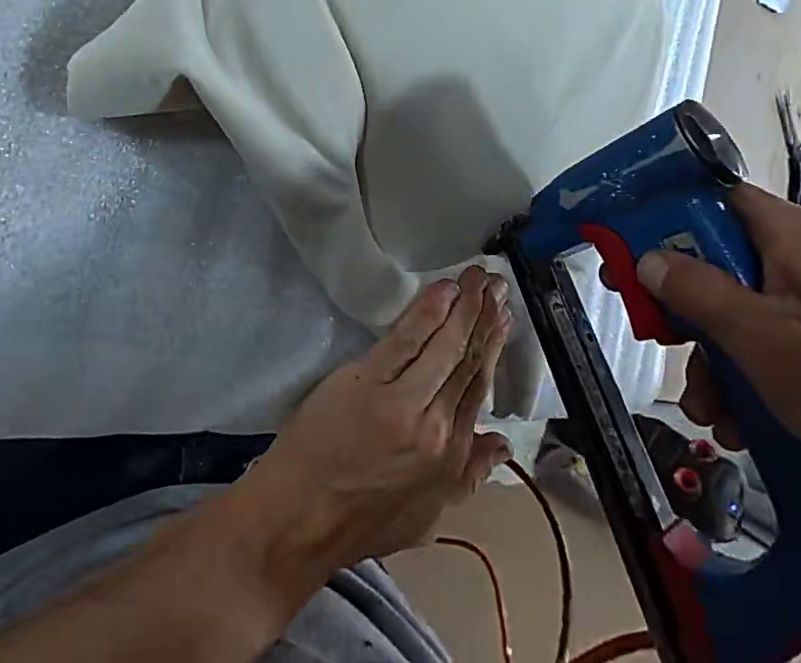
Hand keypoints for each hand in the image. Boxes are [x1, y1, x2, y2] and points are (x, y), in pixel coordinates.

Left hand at [234, 266, 513, 571]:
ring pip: (444, 345)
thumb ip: (469, 475)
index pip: (479, 385)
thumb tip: (502, 442)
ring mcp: (401, 400)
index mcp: (451, 452)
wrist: (297, 523)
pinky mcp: (365, 382)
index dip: (494, 346)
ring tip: (478, 277)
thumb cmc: (359, 521)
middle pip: (467, 359)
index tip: (504, 316)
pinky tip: (445, 290)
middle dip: (486, 317)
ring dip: (466, 307)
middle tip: (497, 283)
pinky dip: (428, 313)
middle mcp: (435, 423)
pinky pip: (405, 340)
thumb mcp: (425, 514)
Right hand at [639, 184, 800, 524]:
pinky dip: (764, 377)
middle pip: (730, 264)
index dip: (670, 223)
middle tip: (676, 360)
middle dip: (695, 317)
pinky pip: (791, 343)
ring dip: (725, 361)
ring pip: (757, 312)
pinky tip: (757, 426)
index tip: (634, 261)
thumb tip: (650, 257)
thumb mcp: (766, 342)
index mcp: (796, 236)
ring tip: (721, 420)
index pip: (717, 199)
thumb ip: (701, 294)